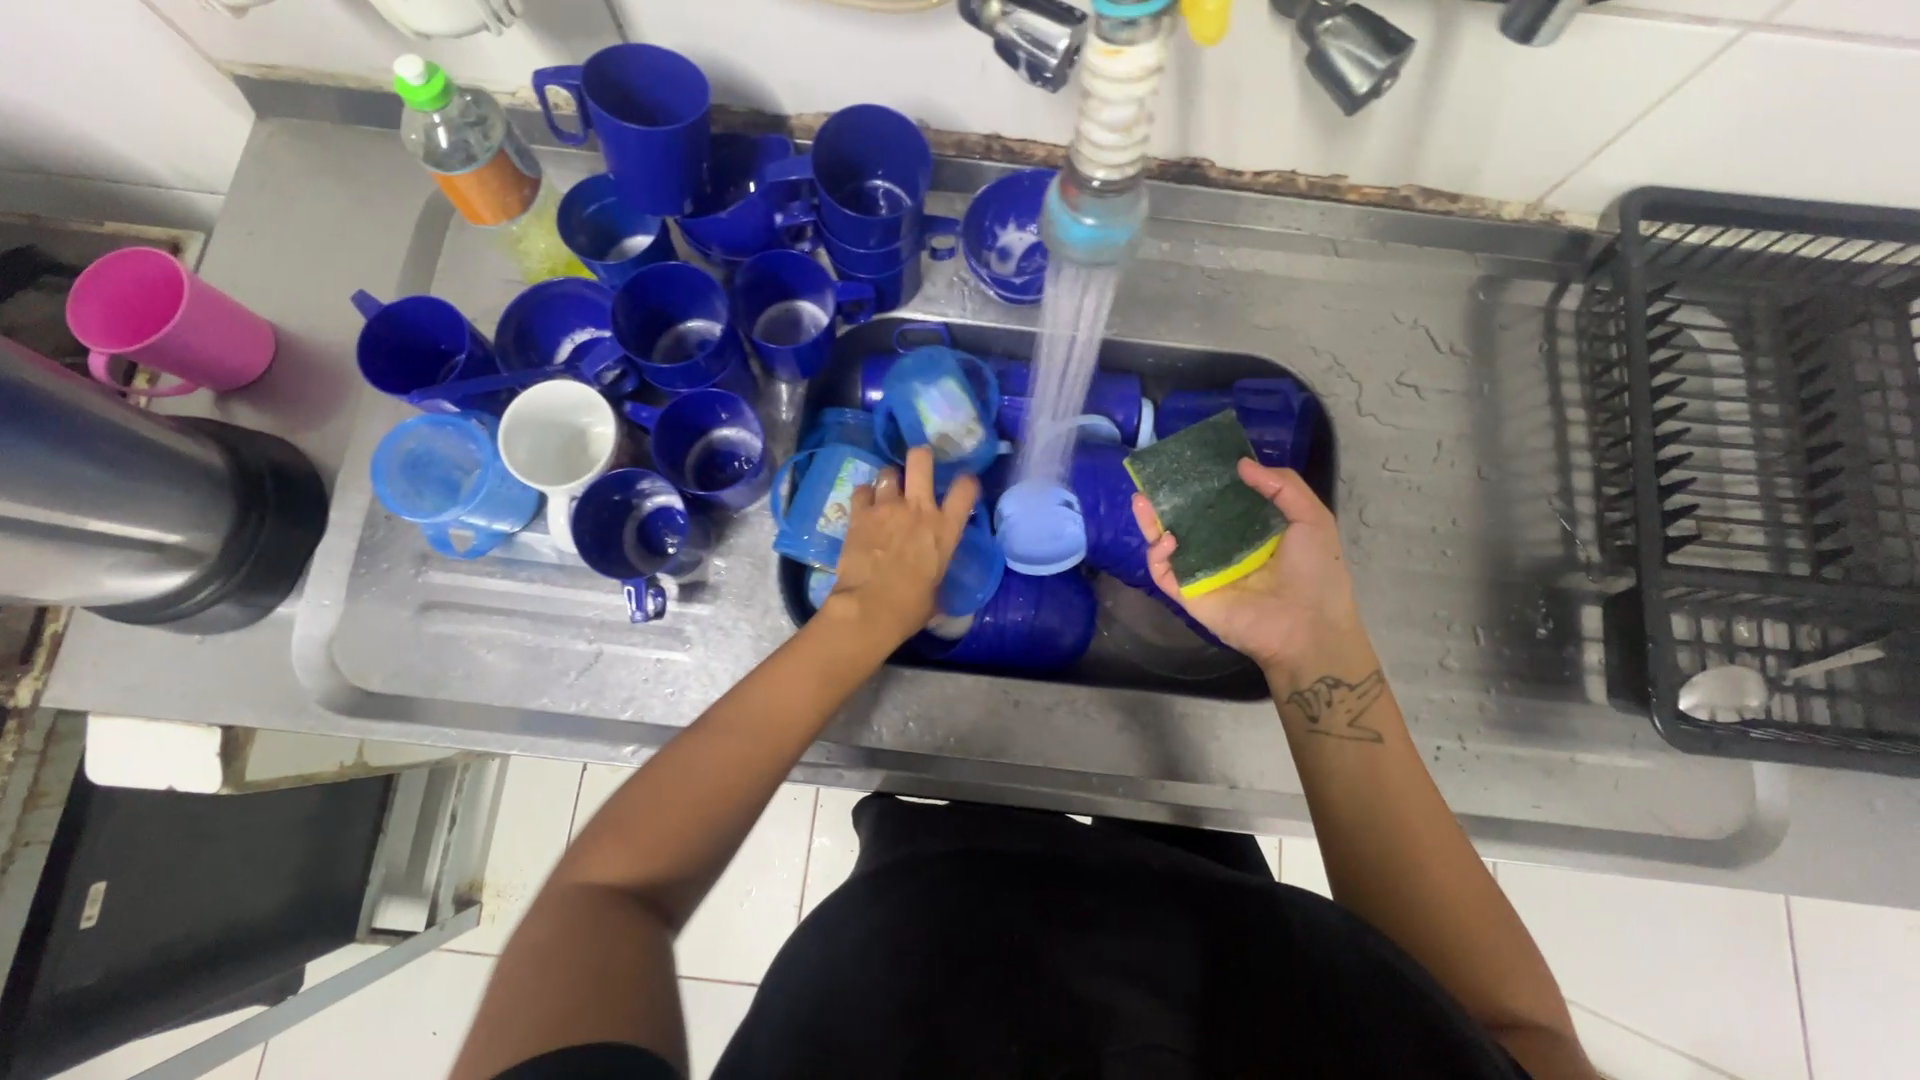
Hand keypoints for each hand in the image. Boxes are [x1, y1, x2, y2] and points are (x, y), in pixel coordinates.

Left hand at [823, 446, 979, 648]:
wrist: (869, 608)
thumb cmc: (910, 608)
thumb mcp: (936, 592)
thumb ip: (936, 577)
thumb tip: (932, 589)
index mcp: (945, 529)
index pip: (966, 488)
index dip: (966, 481)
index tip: (962, 485)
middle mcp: (918, 509)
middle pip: (921, 459)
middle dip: (920, 457)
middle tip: (918, 468)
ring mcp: (887, 507)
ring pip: (888, 471)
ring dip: (890, 479)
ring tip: (887, 491)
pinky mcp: (859, 514)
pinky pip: (861, 490)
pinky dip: (864, 495)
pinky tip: (864, 506)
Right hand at [1132, 460, 1367, 687]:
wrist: (1308, 628)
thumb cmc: (1316, 573)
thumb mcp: (1312, 518)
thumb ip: (1283, 485)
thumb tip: (1242, 464)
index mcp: (1250, 533)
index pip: (1219, 504)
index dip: (1205, 483)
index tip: (1193, 461)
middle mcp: (1222, 550)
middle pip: (1186, 521)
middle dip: (1168, 500)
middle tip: (1155, 479)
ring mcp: (1203, 573)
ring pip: (1167, 545)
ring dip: (1151, 523)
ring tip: (1143, 500)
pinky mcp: (1189, 594)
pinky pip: (1163, 573)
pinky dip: (1158, 554)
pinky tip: (1169, 538)